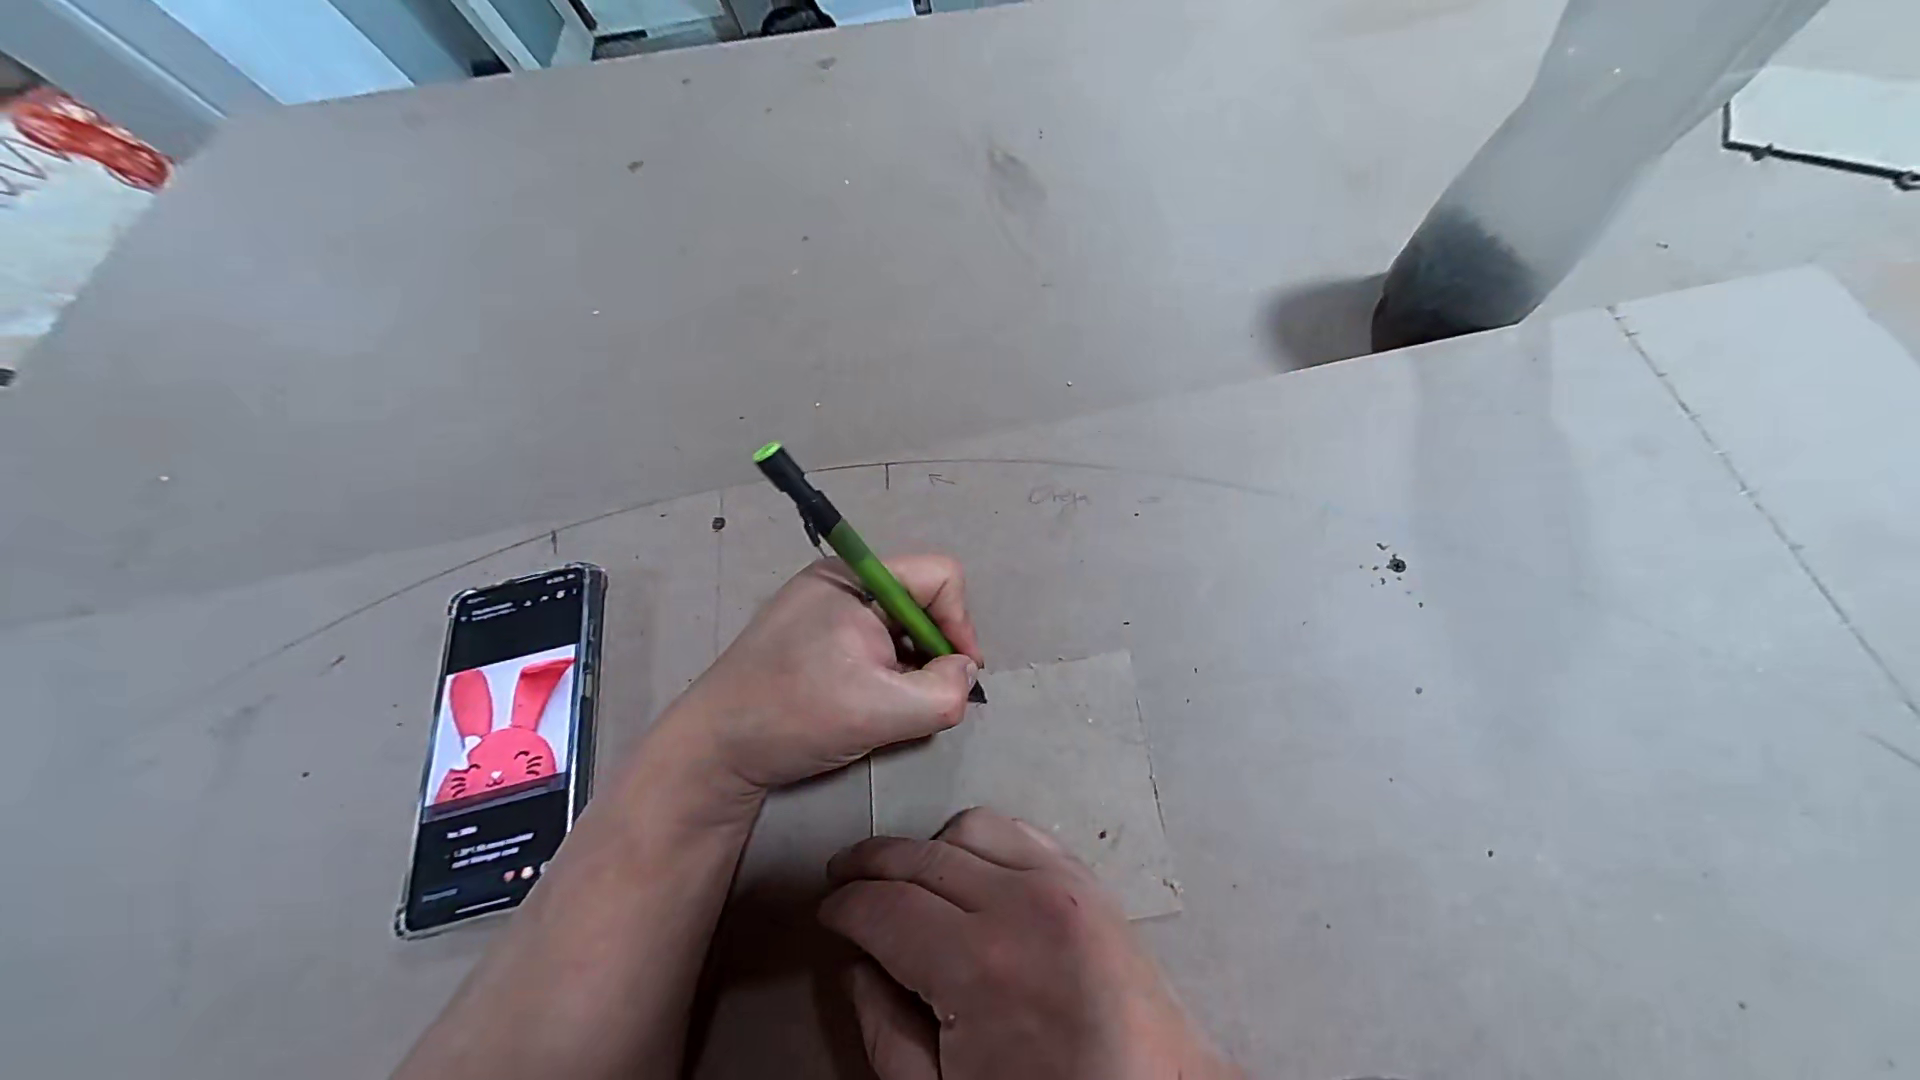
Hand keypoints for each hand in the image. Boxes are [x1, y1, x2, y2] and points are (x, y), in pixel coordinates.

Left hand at [660, 555, 984, 792]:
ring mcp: (824, 608)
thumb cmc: (793, 717)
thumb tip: (965, 673)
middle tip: (923, 697)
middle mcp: (841, 583)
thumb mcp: (881, 710)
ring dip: (910, 667)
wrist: (712, 752)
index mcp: (854, 578)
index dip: (959, 624)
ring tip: (890, 706)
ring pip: (899, 625)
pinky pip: (873, 642)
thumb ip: (943, 692)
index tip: (957, 674)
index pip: (940, 577)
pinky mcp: (814, 636)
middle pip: (921, 600)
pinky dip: (886, 673)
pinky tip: (867, 704)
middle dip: (933, 651)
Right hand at [819, 809, 1239, 1079]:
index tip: (826, 911)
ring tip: (906, 879)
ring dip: (925, 849)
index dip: (843, 906)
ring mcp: (1057, 879)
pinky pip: (1014, 828)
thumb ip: (883, 1027)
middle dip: (867, 865)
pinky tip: (964, 865)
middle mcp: (1017, 903)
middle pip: (916, 857)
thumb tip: (855, 956)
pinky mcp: (1083, 874)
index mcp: (977, 966)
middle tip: (842, 879)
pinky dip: (977, 839)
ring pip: (964, 827)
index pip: (883, 907)